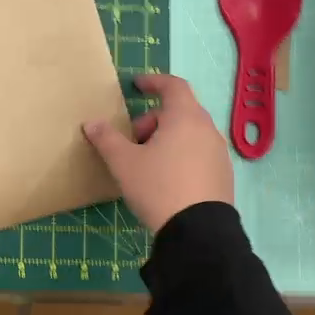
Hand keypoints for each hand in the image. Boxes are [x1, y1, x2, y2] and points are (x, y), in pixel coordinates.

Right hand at [83, 73, 234, 231]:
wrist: (199, 232)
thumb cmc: (158, 186)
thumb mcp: (123, 163)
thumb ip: (106, 139)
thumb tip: (92, 123)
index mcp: (185, 118)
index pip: (173, 86)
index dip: (154, 81)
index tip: (137, 85)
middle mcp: (207, 129)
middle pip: (179, 111)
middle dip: (153, 120)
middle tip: (132, 140)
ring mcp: (218, 153)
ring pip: (189, 133)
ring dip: (167, 138)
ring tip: (146, 162)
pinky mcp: (223, 175)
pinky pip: (198, 153)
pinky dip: (181, 154)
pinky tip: (165, 179)